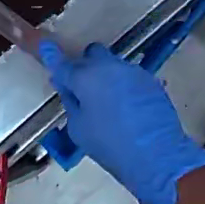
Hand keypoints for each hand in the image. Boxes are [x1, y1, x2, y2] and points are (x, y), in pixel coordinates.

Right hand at [39, 41, 204, 203]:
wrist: (158, 156)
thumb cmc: (110, 145)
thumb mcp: (78, 128)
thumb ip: (71, 101)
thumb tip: (68, 87)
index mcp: (86, 77)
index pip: (63, 64)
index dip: (53, 57)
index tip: (46, 47)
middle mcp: (109, 67)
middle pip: (92, 55)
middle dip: (85, 66)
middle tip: (83, 89)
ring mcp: (132, 71)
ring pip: (112, 65)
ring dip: (106, 77)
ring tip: (110, 104)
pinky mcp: (150, 80)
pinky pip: (129, 77)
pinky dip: (124, 86)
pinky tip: (128, 108)